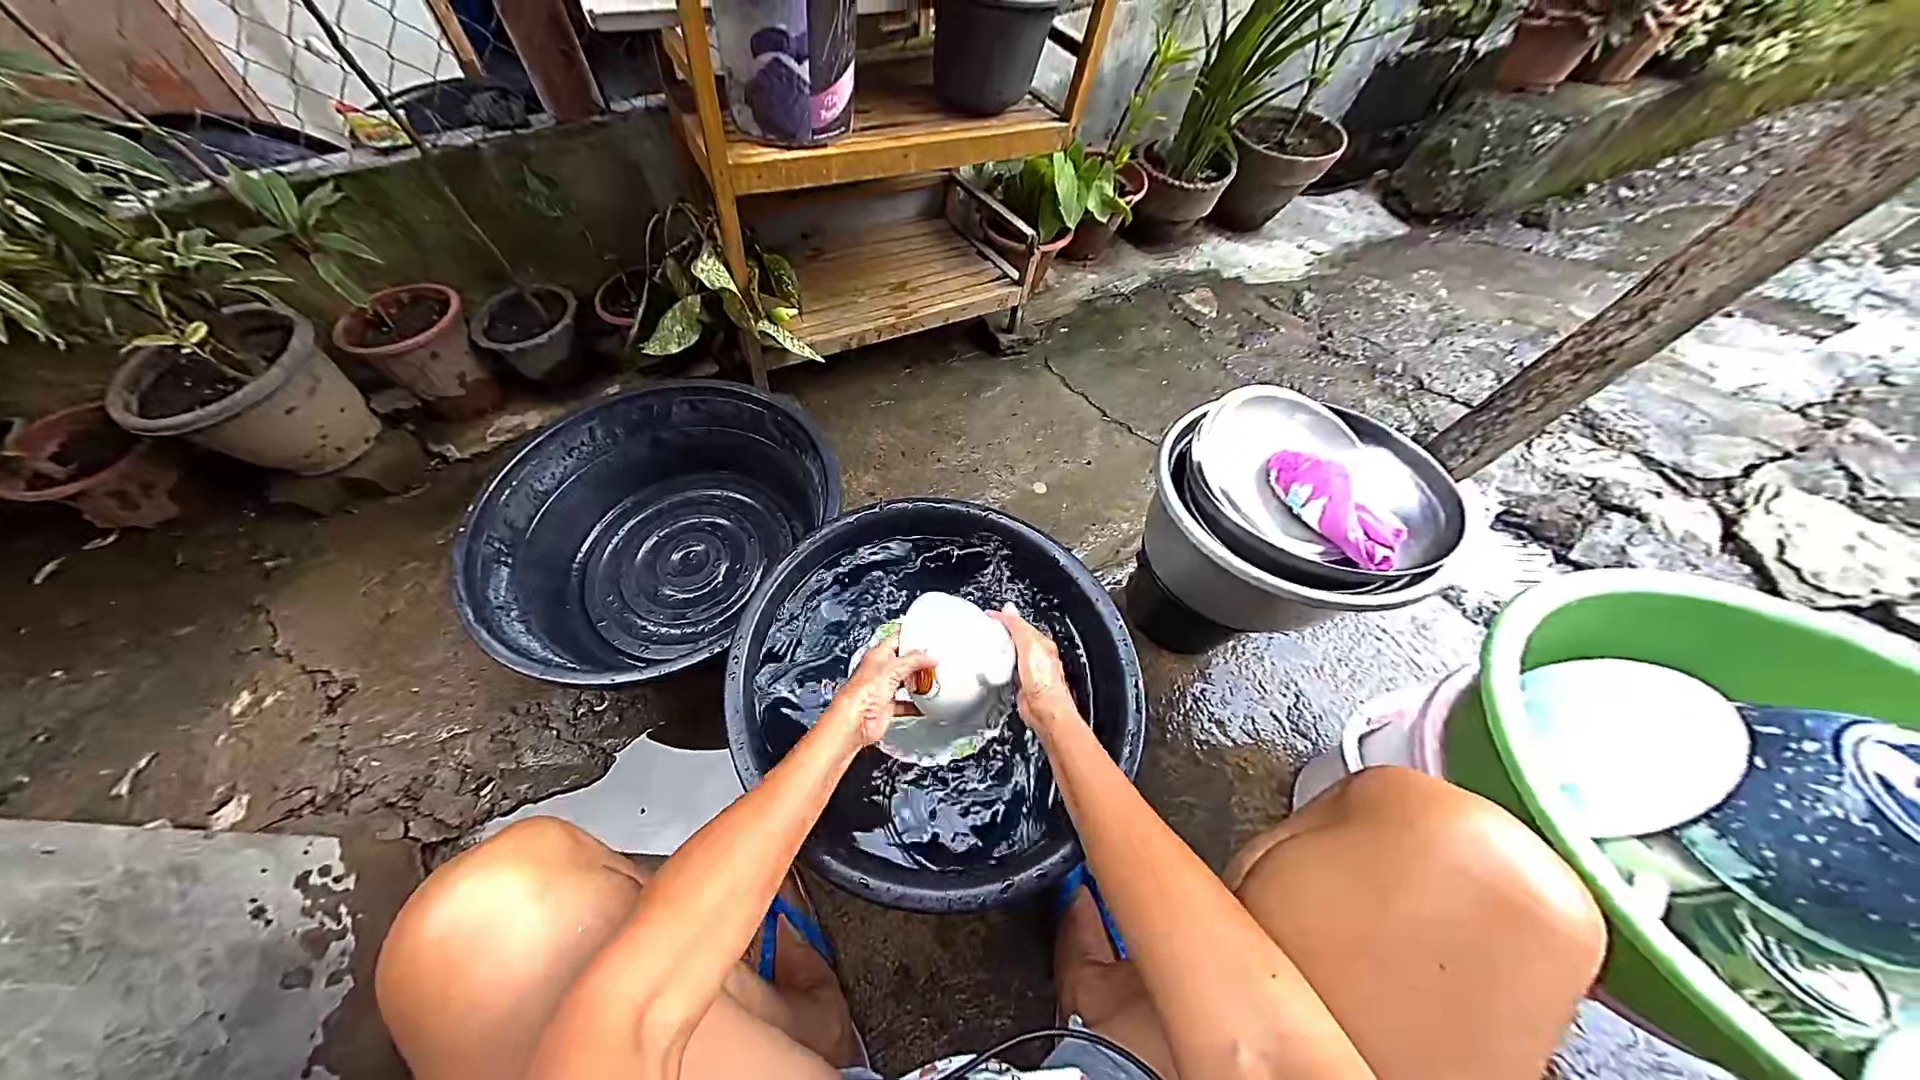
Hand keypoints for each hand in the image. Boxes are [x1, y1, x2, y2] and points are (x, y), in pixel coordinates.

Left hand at [819, 628, 935, 747]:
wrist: (855, 722)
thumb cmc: (862, 693)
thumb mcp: (893, 668)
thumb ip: (913, 660)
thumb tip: (929, 656)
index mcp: (878, 655)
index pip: (896, 640)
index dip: (910, 637)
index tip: (926, 638)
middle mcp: (880, 671)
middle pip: (903, 662)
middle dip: (919, 662)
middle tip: (935, 660)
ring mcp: (883, 689)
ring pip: (905, 682)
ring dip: (919, 682)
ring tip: (934, 679)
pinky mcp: (887, 707)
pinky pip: (906, 704)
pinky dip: (917, 704)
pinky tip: (927, 704)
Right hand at [989, 605, 1081, 739]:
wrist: (1045, 711)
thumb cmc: (1043, 682)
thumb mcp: (1029, 646)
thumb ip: (1018, 627)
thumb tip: (1009, 609)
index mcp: (1041, 644)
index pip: (1020, 624)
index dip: (1005, 618)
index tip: (990, 615)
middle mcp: (1037, 656)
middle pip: (1017, 638)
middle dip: (1003, 631)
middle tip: (988, 626)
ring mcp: (1030, 671)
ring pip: (1014, 654)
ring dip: (1002, 648)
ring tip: (989, 643)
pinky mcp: (1022, 685)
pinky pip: (1010, 670)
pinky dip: (1001, 666)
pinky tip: (996, 667)